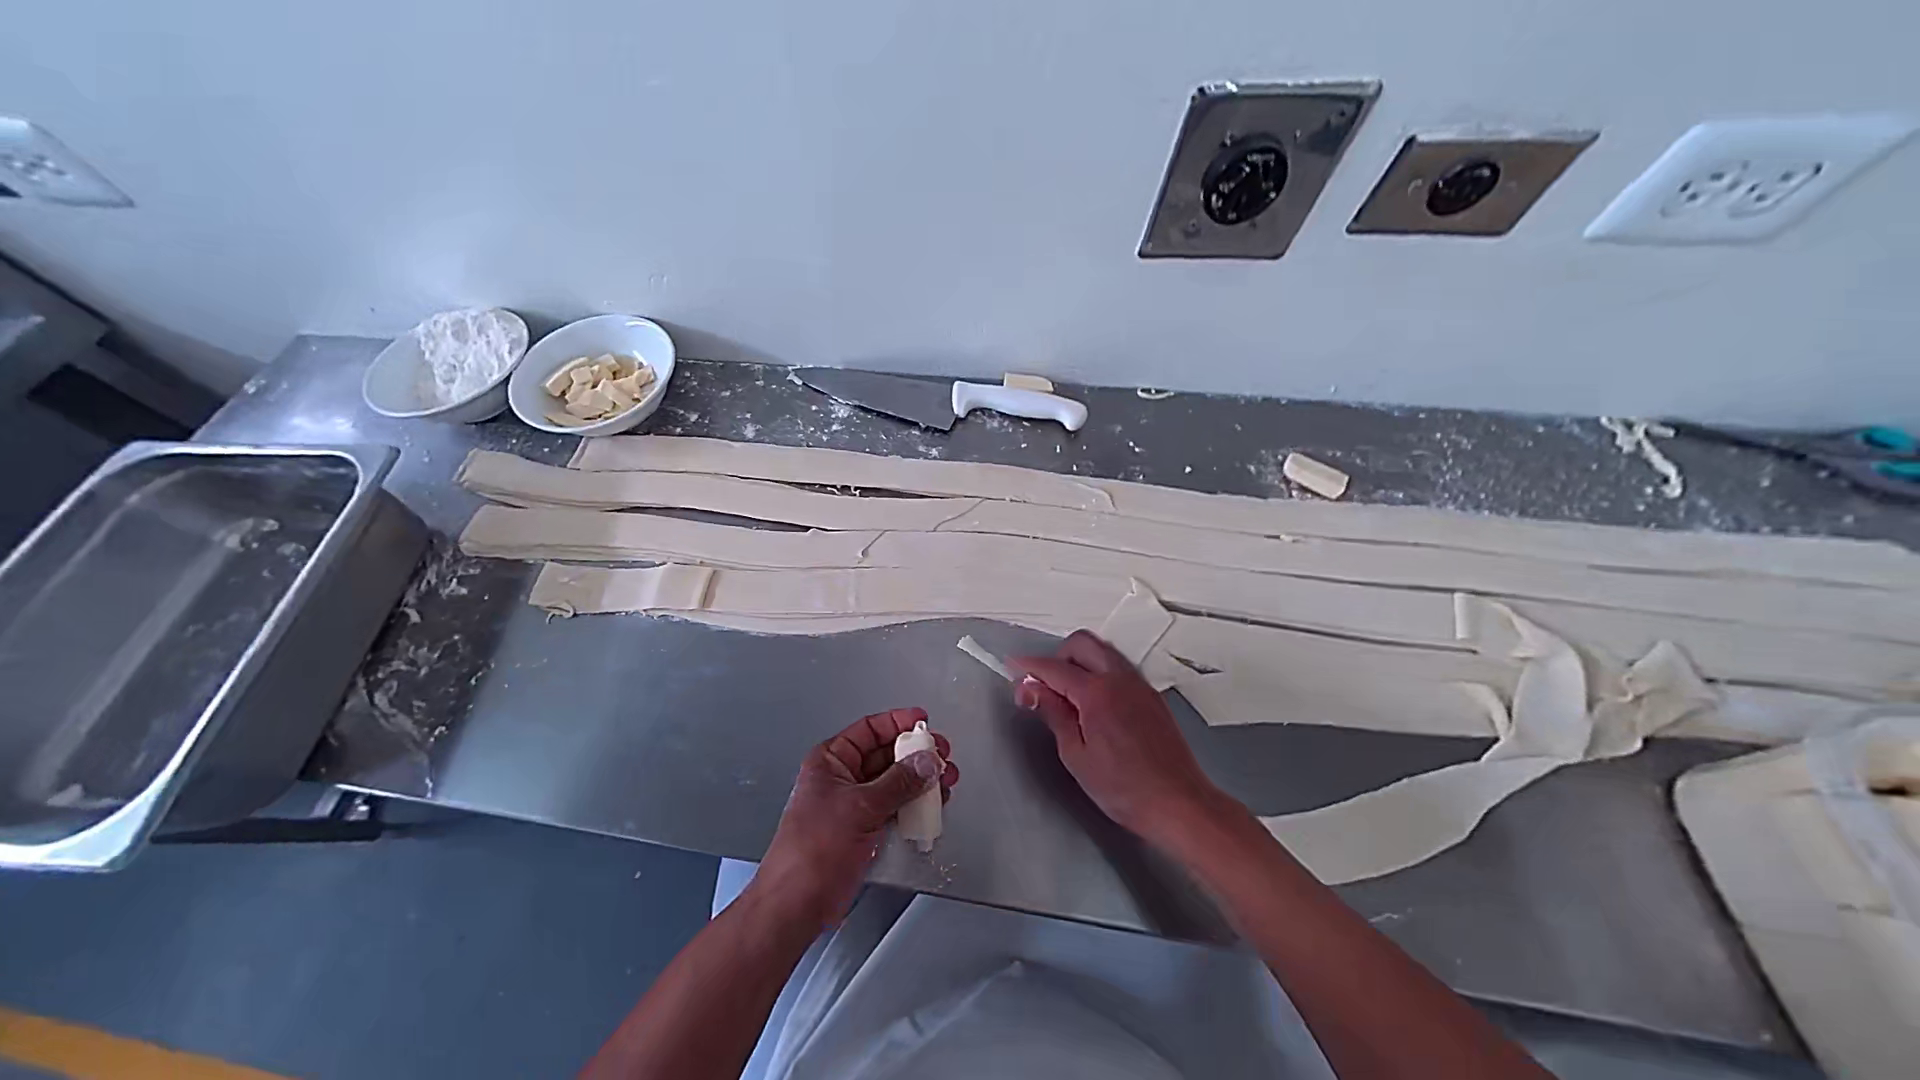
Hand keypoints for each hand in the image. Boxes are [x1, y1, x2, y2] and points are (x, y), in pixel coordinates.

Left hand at [752, 707, 958, 928]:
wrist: (797, 904)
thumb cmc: (809, 852)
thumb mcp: (860, 807)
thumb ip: (899, 782)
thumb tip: (926, 762)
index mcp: (830, 761)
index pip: (869, 729)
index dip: (897, 722)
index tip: (923, 721)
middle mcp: (842, 779)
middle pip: (886, 755)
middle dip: (916, 754)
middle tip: (941, 755)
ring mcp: (854, 804)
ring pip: (894, 782)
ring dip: (920, 781)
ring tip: (944, 781)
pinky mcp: (865, 829)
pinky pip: (895, 807)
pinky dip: (914, 804)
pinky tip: (931, 805)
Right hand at [1013, 631, 1230, 844]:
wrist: (1179, 803)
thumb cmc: (1128, 789)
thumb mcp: (1076, 755)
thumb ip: (1053, 714)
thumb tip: (1032, 690)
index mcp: (1098, 693)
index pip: (1054, 668)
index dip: (1029, 667)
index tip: (1013, 668)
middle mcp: (1121, 680)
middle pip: (1081, 643)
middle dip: (1057, 656)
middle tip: (1042, 684)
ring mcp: (1140, 686)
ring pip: (1103, 651)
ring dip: (1080, 661)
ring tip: (1066, 694)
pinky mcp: (1152, 696)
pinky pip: (1119, 668)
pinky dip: (1100, 672)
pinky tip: (1093, 702)